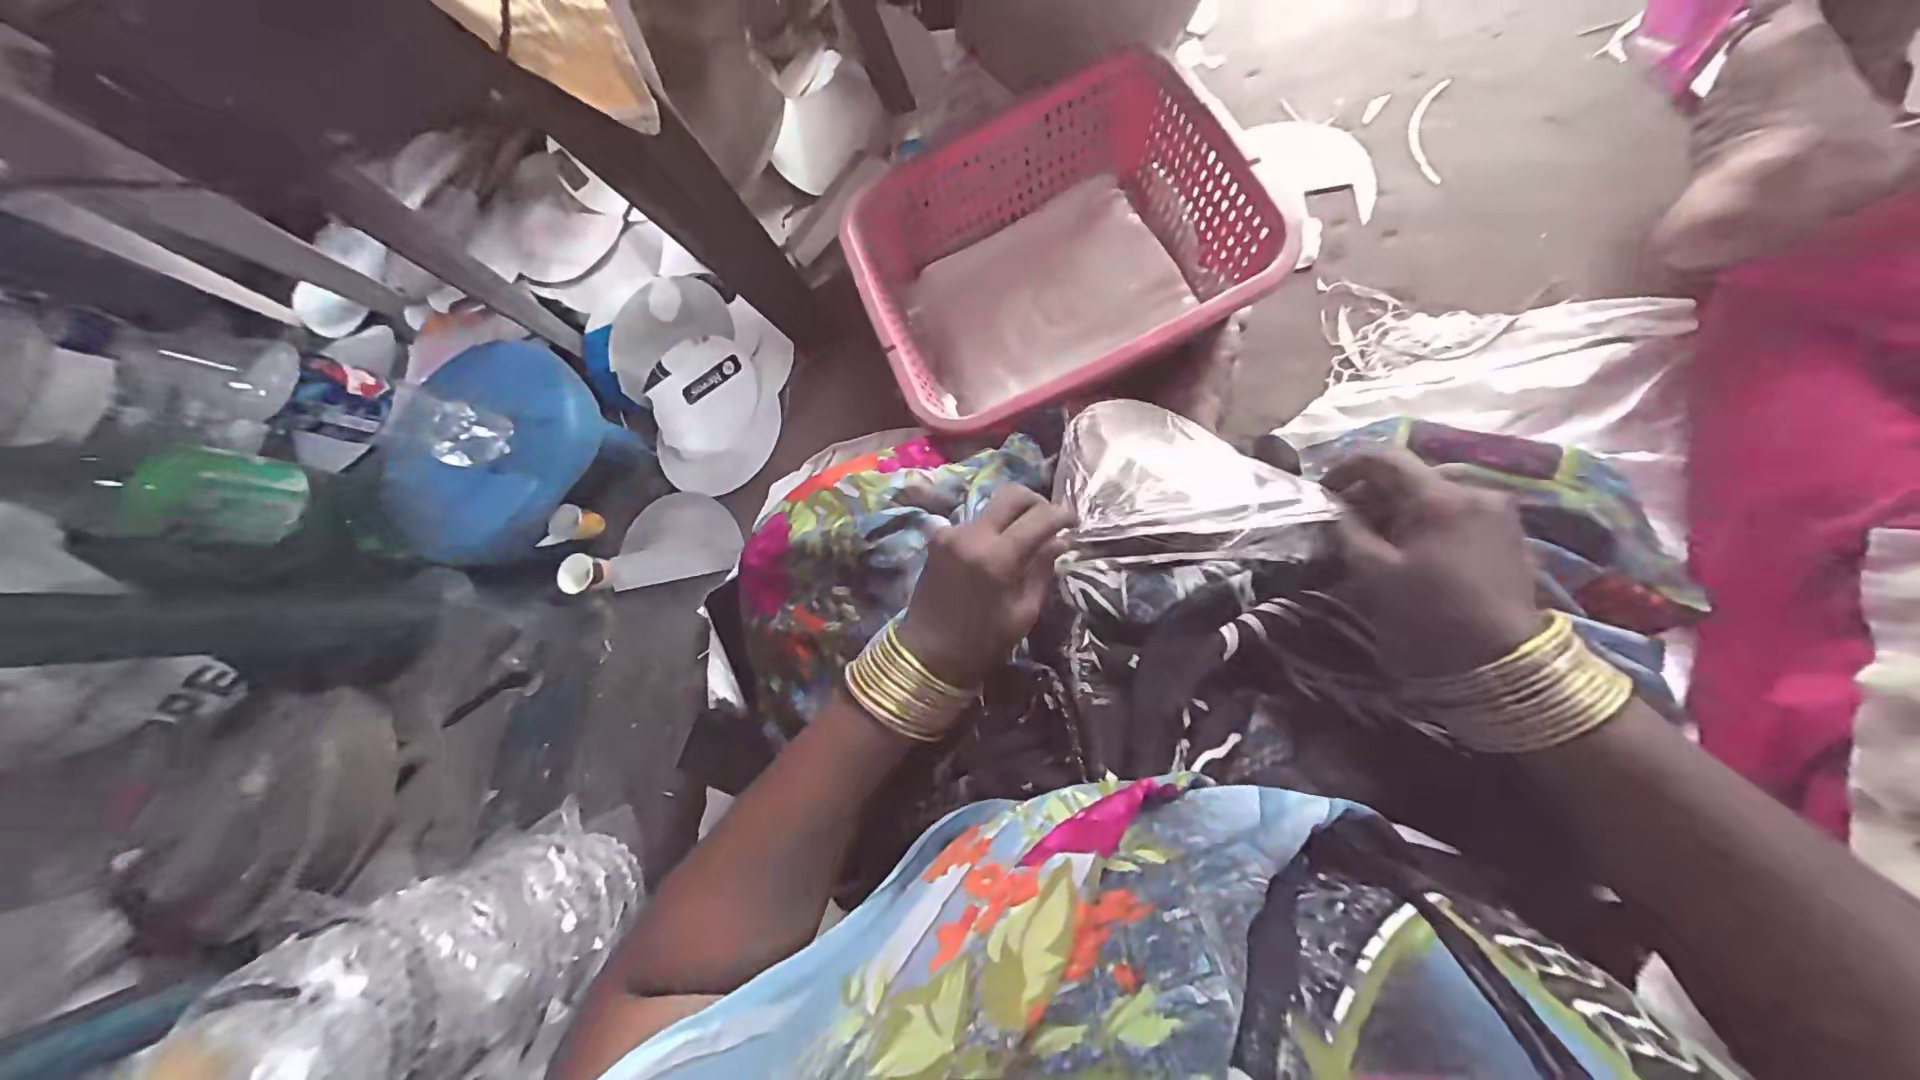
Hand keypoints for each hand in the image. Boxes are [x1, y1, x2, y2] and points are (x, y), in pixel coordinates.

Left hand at [895, 485, 1074, 686]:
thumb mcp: (1024, 611)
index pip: (1039, 518)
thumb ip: (1042, 569)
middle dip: (1037, 502)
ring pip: (992, 506)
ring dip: (1014, 515)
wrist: (928, 653)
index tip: (1074, 522)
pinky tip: (999, 549)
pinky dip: (992, 528)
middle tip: (1050, 521)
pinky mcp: (938, 538)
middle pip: (1012, 494)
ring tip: (1027, 537)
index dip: (1062, 515)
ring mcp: (951, 533)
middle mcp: (972, 535)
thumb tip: (1060, 541)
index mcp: (997, 557)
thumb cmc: (983, 642)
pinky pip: (974, 521)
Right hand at [1325, 449, 1543, 677]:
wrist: (1502, 659)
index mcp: (1438, 497)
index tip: (1324, 491)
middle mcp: (1474, 491)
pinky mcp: (1508, 531)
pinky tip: (1412, 546)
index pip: (1384, 458)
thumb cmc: (1431, 613)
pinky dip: (1426, 518)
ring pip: (1433, 492)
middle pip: (1410, 474)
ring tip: (1377, 535)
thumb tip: (1334, 509)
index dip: (1346, 468)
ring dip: (1399, 506)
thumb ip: (1349, 532)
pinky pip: (1456, 509)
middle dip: (1372, 491)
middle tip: (1345, 519)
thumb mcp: (1374, 573)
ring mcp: (1497, 510)